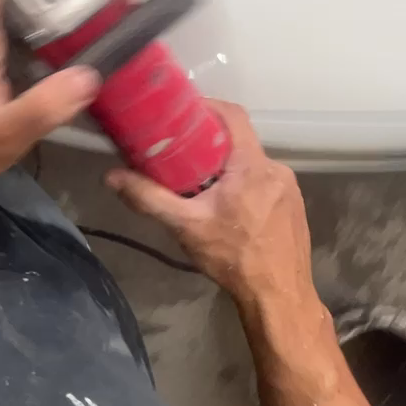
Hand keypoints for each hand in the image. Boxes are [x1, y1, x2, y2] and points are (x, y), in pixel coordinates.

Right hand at [105, 101, 314, 314]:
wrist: (279, 299)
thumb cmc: (233, 257)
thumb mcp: (185, 226)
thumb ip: (148, 198)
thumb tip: (111, 176)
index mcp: (252, 165)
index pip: (233, 115)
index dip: (206, 106)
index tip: (179, 112)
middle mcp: (276, 169)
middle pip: (238, 140)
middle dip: (208, 142)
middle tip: (177, 152)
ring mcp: (289, 189)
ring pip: (249, 162)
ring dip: (224, 166)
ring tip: (196, 181)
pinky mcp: (294, 207)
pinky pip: (263, 181)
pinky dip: (241, 184)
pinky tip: (223, 206)